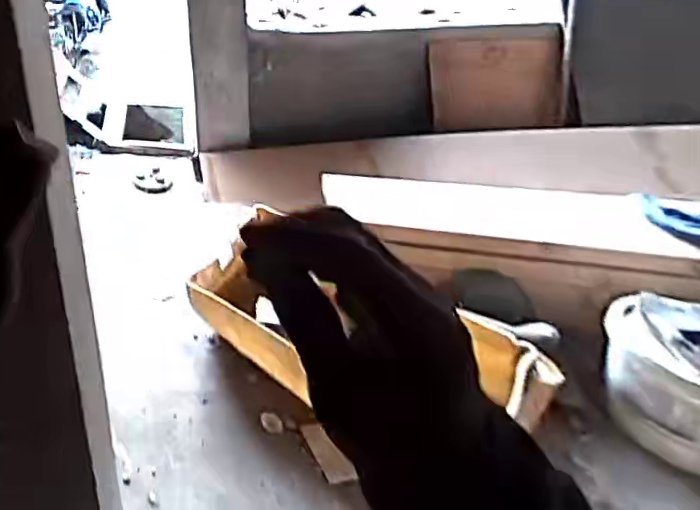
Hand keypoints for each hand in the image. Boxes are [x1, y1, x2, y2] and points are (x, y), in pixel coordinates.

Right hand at [240, 208, 585, 508]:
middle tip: (249, 241)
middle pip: (351, 235)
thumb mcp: (337, 392)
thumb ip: (305, 321)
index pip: (349, 254)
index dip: (291, 238)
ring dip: (303, 235)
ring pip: (353, 237)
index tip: (249, 238)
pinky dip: (316, 248)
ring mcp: (419, 291)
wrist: (450, 469)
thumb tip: (266, 263)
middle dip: (293, 230)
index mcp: (418, 323)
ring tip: (262, 249)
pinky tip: (290, 261)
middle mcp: (425, 296)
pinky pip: (356, 253)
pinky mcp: (405, 293)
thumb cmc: (392, 443)